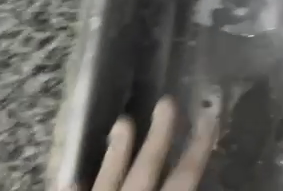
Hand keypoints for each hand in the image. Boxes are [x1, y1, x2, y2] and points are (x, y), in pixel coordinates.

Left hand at [81, 98, 218, 190]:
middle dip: (159, 134)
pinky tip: (72, 174)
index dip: (198, 148)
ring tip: (122, 121)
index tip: (210, 118)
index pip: (184, 176)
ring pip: (108, 178)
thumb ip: (179, 189)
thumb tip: (194, 177)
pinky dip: (73, 184)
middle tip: (168, 101)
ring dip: (116, 151)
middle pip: (148, 166)